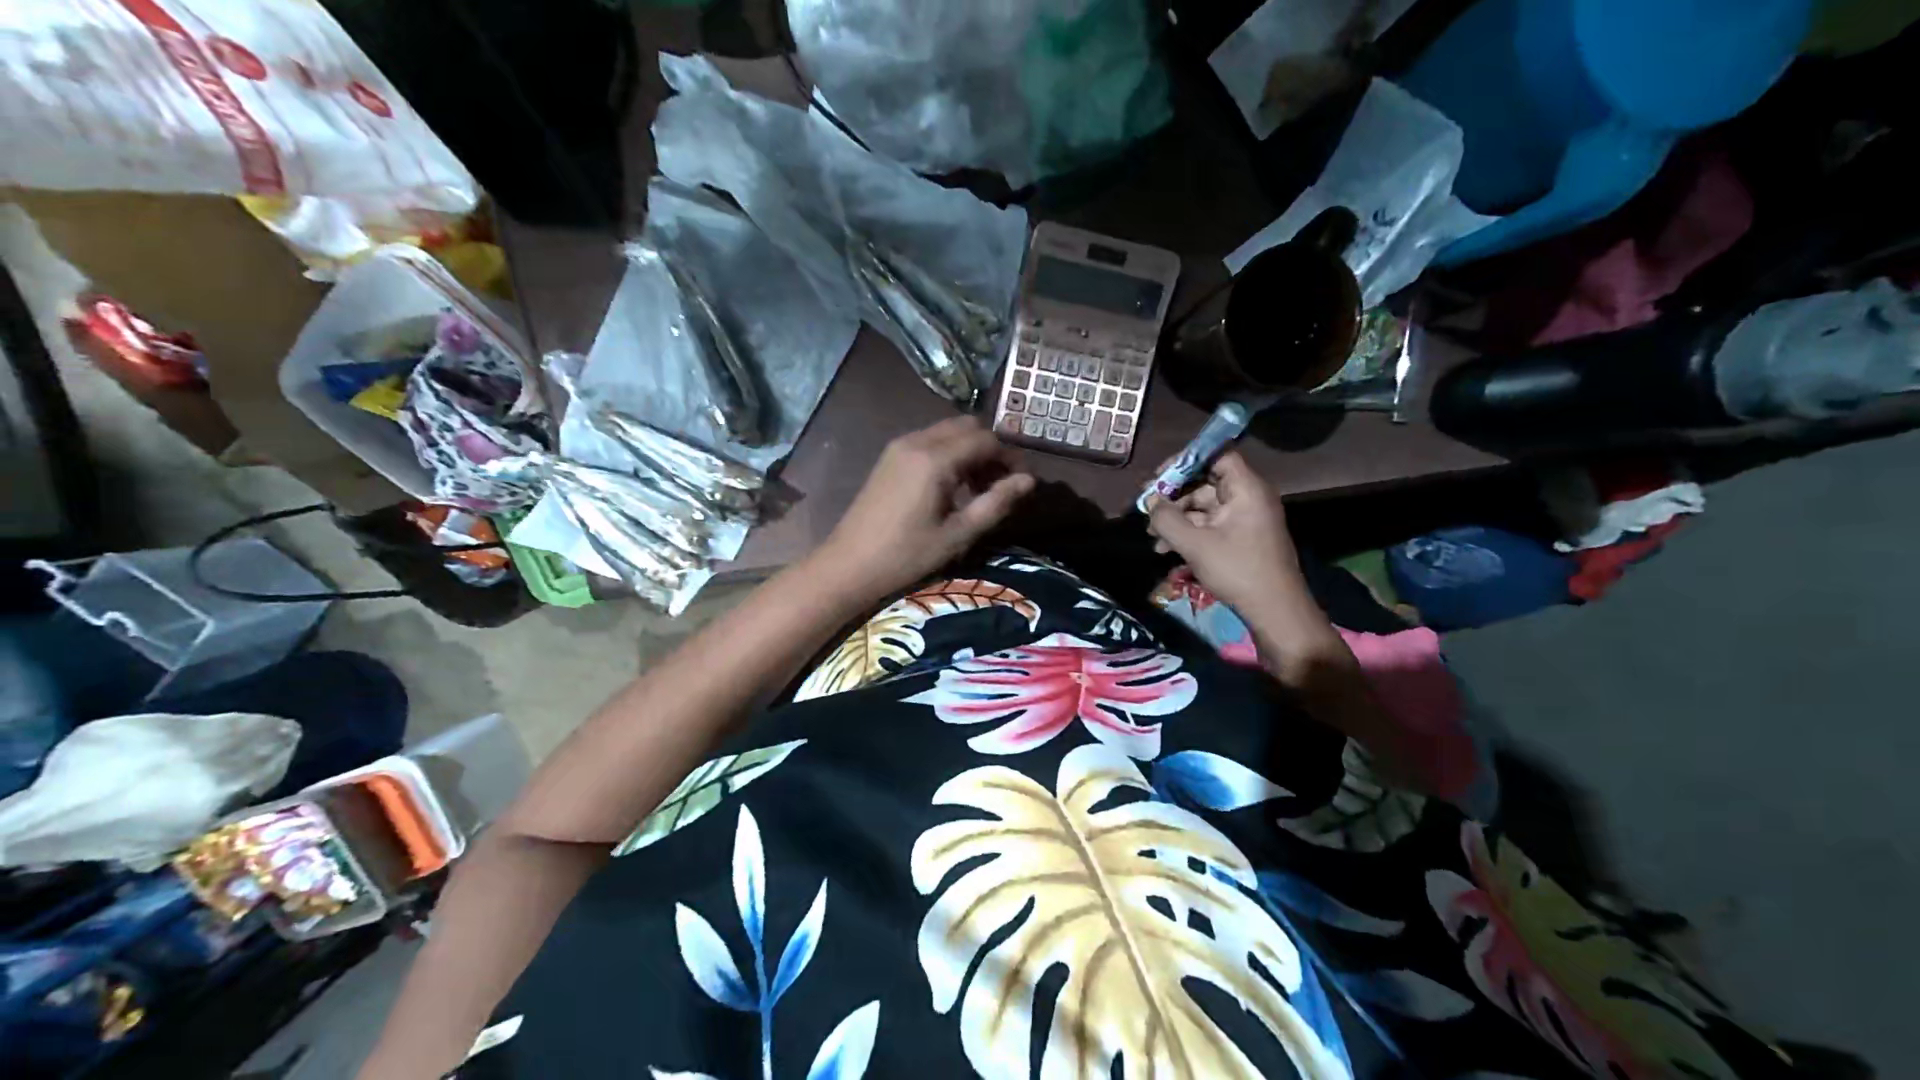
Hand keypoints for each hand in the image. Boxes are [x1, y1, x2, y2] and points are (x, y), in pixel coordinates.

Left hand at [814, 417, 1034, 600]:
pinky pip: (929, 441)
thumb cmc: (907, 555)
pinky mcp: (890, 456)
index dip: (1011, 456)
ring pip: (948, 432)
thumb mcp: (958, 534)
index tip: (1023, 481)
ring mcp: (899, 446)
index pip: (986, 439)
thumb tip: (1029, 480)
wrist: (849, 564)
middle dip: (991, 449)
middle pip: (967, 427)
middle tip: (1001, 483)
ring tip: (978, 489)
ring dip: (970, 451)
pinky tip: (952, 487)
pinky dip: (949, 454)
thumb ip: (996, 503)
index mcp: (935, 458)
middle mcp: (917, 441)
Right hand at [1145, 451, 1308, 619]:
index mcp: (1246, 489)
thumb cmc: (1237, 570)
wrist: (1275, 610)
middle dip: (1174, 495)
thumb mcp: (1195, 544)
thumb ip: (1167, 519)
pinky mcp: (1240, 538)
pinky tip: (1166, 550)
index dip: (1186, 460)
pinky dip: (1188, 533)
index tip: (1159, 476)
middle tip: (1147, 508)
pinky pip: (1210, 525)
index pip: (1217, 455)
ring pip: (1203, 507)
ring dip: (1176, 518)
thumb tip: (1150, 501)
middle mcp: (1248, 498)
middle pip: (1205, 482)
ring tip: (1153, 536)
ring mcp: (1245, 519)